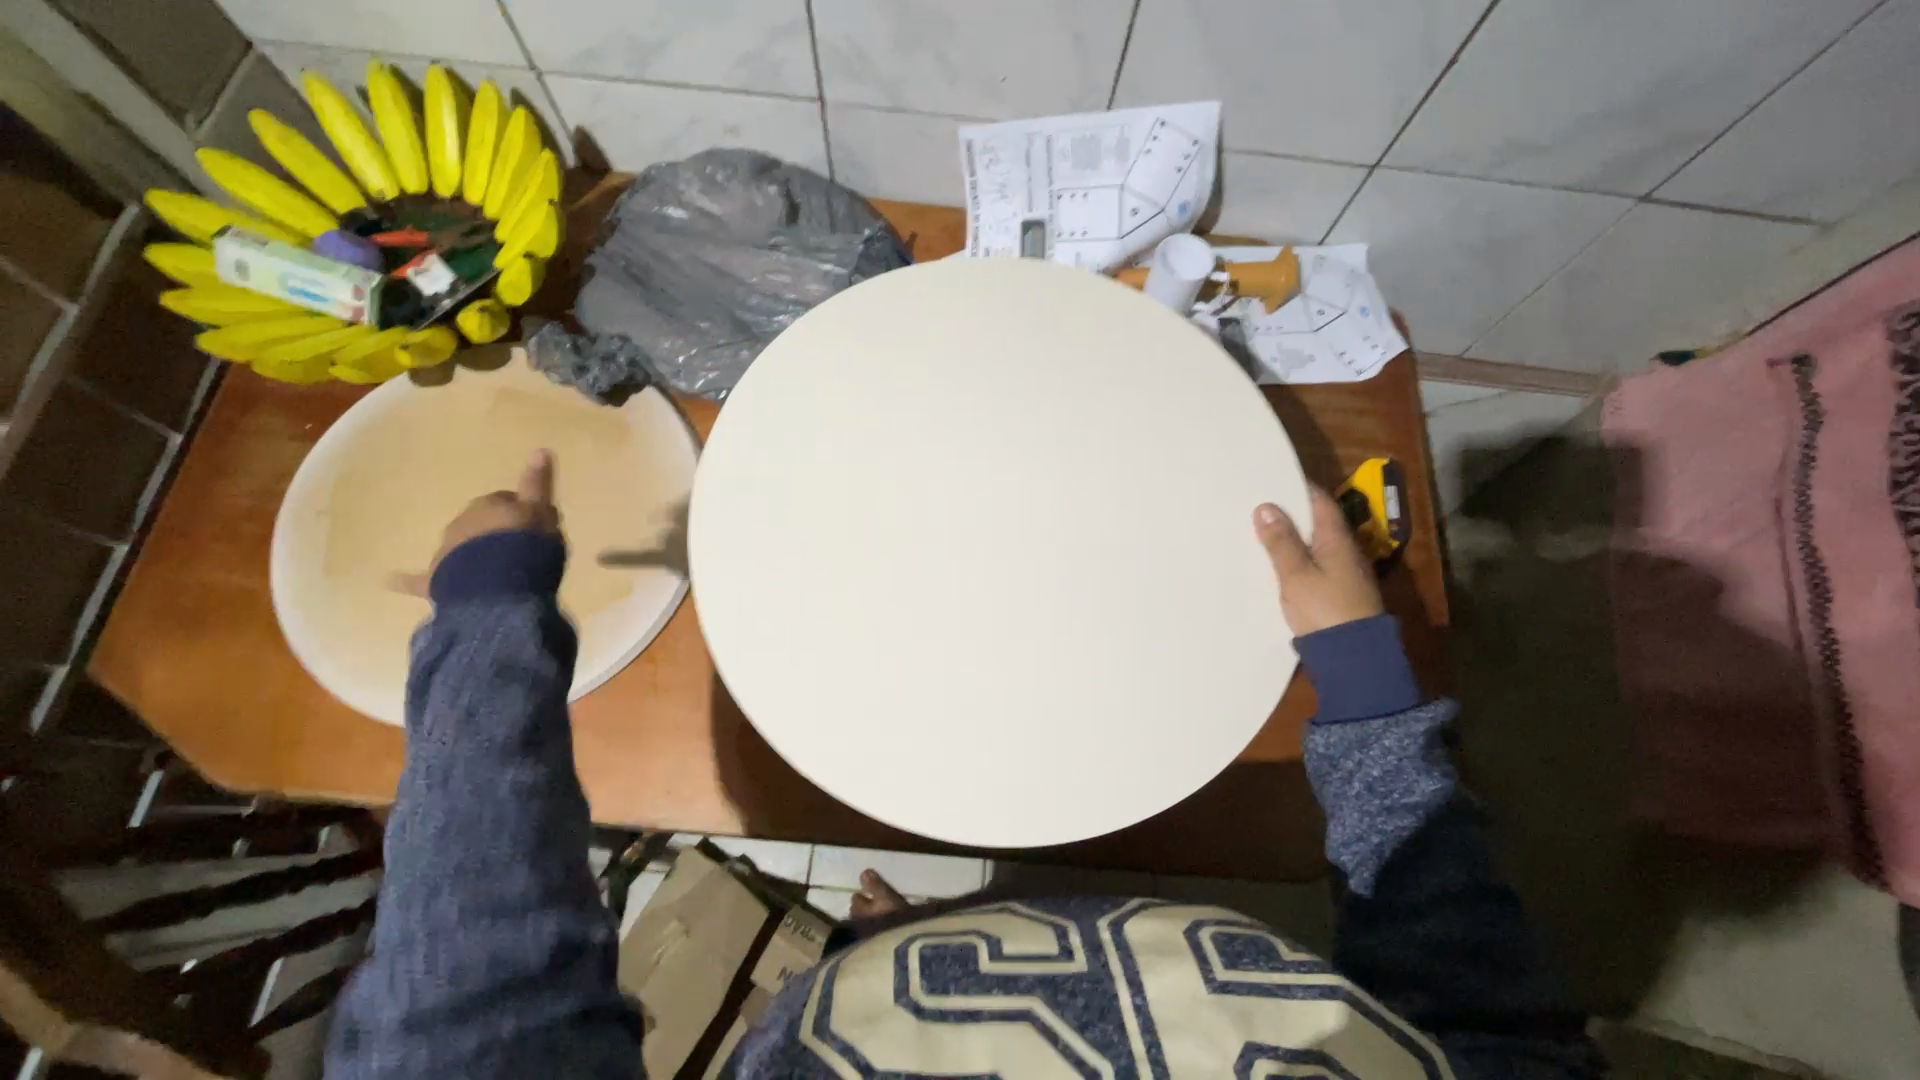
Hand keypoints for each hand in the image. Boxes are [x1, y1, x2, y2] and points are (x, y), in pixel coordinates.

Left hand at [392, 449, 561, 595]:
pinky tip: (390, 580)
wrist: (498, 584)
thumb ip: (537, 484)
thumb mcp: (541, 512)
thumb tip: (540, 448)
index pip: (506, 500)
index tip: (536, 524)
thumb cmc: (525, 545)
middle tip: (518, 548)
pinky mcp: (435, 579)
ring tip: (493, 569)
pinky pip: (416, 579)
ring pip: (458, 547)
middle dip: (494, 532)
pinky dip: (406, 579)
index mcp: (488, 505)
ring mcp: (446, 551)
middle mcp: (462, 523)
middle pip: (479, 523)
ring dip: (472, 553)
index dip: (522, 511)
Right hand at [1253, 486, 1383, 635]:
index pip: (1320, 502)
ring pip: (1316, 544)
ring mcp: (1345, 573)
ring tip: (1262, 532)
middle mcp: (1346, 551)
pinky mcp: (1340, 593)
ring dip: (1293, 536)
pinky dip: (1298, 558)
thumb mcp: (1296, 575)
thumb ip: (1281, 543)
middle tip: (1259, 505)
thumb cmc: (1325, 610)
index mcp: (1337, 540)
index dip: (1298, 488)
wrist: (1354, 656)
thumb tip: (1266, 506)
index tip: (1271, 480)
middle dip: (1292, 512)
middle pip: (1318, 522)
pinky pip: (1316, 564)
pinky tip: (1279, 564)